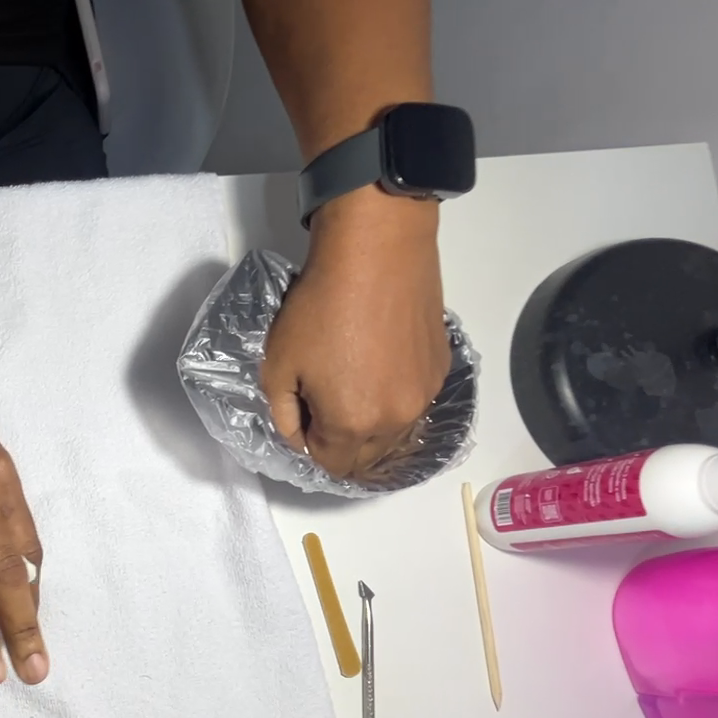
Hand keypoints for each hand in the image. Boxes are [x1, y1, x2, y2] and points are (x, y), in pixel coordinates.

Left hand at [261, 191, 450, 479]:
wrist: (377, 253)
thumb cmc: (317, 312)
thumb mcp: (276, 370)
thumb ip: (283, 417)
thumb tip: (297, 439)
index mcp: (353, 424)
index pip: (332, 465)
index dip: (310, 449)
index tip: (300, 421)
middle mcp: (397, 418)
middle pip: (366, 456)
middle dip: (339, 443)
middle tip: (317, 408)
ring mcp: (426, 393)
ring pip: (393, 434)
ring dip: (367, 426)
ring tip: (345, 391)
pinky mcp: (442, 366)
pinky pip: (412, 404)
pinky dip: (390, 402)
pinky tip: (373, 373)